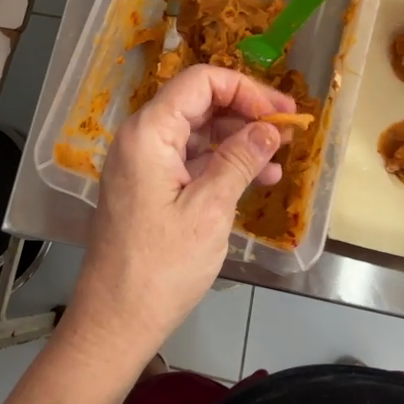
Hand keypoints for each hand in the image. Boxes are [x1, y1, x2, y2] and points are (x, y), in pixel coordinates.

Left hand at [65, 65, 295, 360]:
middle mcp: (141, 137)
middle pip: (198, 102)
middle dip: (245, 111)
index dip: (245, 89)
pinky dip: (222, 162)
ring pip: (197, 130)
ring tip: (280, 156)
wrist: (115, 322)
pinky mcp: (148, 185)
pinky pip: (189, 157)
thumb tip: (270, 129)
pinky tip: (258, 178)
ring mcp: (143, 162)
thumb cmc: (161, 267)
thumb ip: (239, 160)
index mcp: (149, 132)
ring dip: (238, 139)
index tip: (281, 112)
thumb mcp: (209, 210)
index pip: (201, 82)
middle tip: (288, 129)